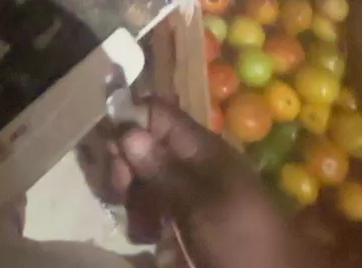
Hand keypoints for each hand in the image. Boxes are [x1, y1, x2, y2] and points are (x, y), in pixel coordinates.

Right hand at [85, 98, 312, 267]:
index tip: (112, 153)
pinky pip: (150, 209)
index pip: (154, 112)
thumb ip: (163, 170)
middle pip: (140, 144)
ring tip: (140, 230)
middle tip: (119, 195)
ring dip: (130, 199)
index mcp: (200, 148)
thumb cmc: (248, 250)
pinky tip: (146, 240)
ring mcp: (187, 195)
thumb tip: (125, 129)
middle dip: (122, 165)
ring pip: (140, 178)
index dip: (128, 123)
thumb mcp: (204, 209)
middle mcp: (190, 164)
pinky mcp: (185, 225)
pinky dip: (141, 221)